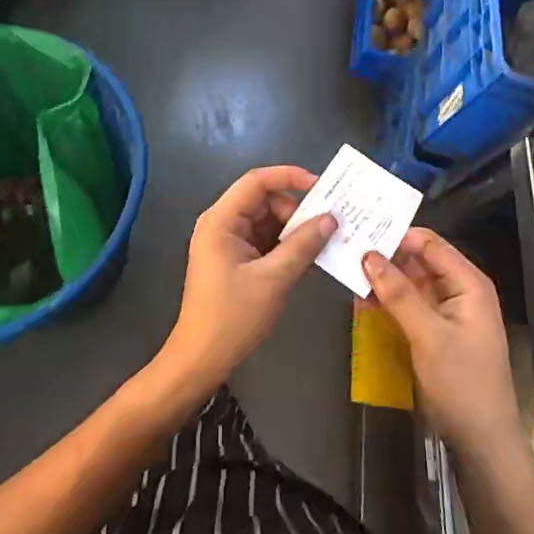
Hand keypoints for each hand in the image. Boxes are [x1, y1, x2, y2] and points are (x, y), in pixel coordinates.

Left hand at [155, 166, 336, 394]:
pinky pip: (266, 243)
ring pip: (269, 223)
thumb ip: (303, 245)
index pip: (257, 181)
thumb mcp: (274, 278)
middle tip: (330, 228)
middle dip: (297, 213)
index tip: (323, 187)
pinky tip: (311, 264)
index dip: (290, 177)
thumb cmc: (233, 316)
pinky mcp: (236, 261)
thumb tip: (331, 218)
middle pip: (266, 202)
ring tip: (326, 247)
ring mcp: (228, 244)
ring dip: (296, 234)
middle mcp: (222, 225)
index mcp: (221, 221)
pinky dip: (287, 250)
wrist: (203, 357)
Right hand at [363, 230, 521, 455]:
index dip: (396, 235)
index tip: (358, 230)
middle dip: (384, 255)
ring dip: (381, 278)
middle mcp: (458, 290)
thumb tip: (368, 255)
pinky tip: (359, 298)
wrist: (480, 439)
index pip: (429, 244)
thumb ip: (398, 293)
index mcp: (468, 284)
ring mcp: (445, 311)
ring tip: (344, 268)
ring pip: (408, 282)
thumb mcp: (428, 335)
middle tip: (344, 247)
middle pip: (417, 261)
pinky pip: (406, 305)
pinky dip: (386, 300)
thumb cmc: (462, 383)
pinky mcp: (433, 330)